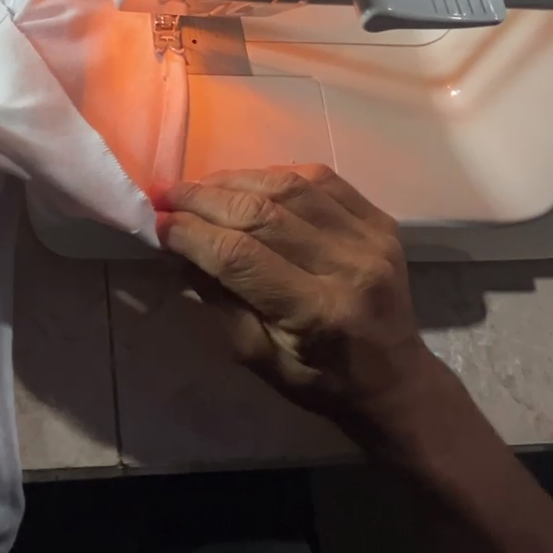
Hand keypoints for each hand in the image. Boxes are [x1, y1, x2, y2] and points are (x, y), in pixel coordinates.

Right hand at [155, 164, 427, 417]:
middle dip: (203, 199)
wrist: (395, 379)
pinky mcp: (380, 221)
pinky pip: (320, 178)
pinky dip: (275, 173)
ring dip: (234, 179)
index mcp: (317, 313)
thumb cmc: (317, 379)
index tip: (157, 222)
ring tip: (199, 187)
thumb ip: (217, 298)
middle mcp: (349, 267)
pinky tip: (248, 183)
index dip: (191, 233)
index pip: (240, 255)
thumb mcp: (255, 355)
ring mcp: (370, 238)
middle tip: (166, 195)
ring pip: (289, 186)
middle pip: (262, 213)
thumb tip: (178, 245)